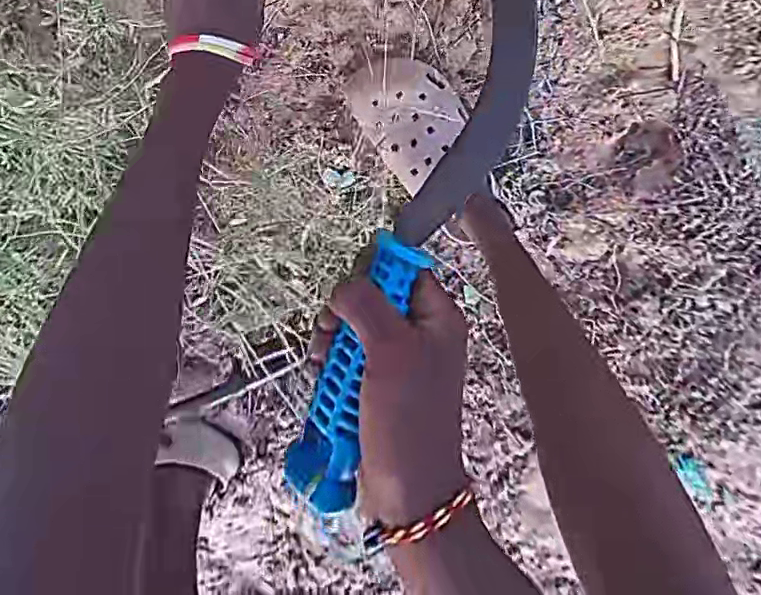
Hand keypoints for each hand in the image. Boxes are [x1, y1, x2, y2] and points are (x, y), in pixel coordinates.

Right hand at [311, 272, 469, 525]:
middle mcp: (418, 331)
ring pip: (351, 324)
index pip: (404, 268)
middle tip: (331, 331)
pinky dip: (330, 363)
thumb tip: (344, 284)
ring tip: (324, 361)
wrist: (406, 492)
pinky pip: (344, 354)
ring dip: (331, 340)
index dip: (375, 271)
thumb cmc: (409, 419)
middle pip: (370, 295)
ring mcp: (394, 357)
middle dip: (344, 311)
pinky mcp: (373, 379)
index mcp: (437, 316)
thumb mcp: (390, 350)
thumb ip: (366, 303)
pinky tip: (324, 377)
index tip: (352, 288)